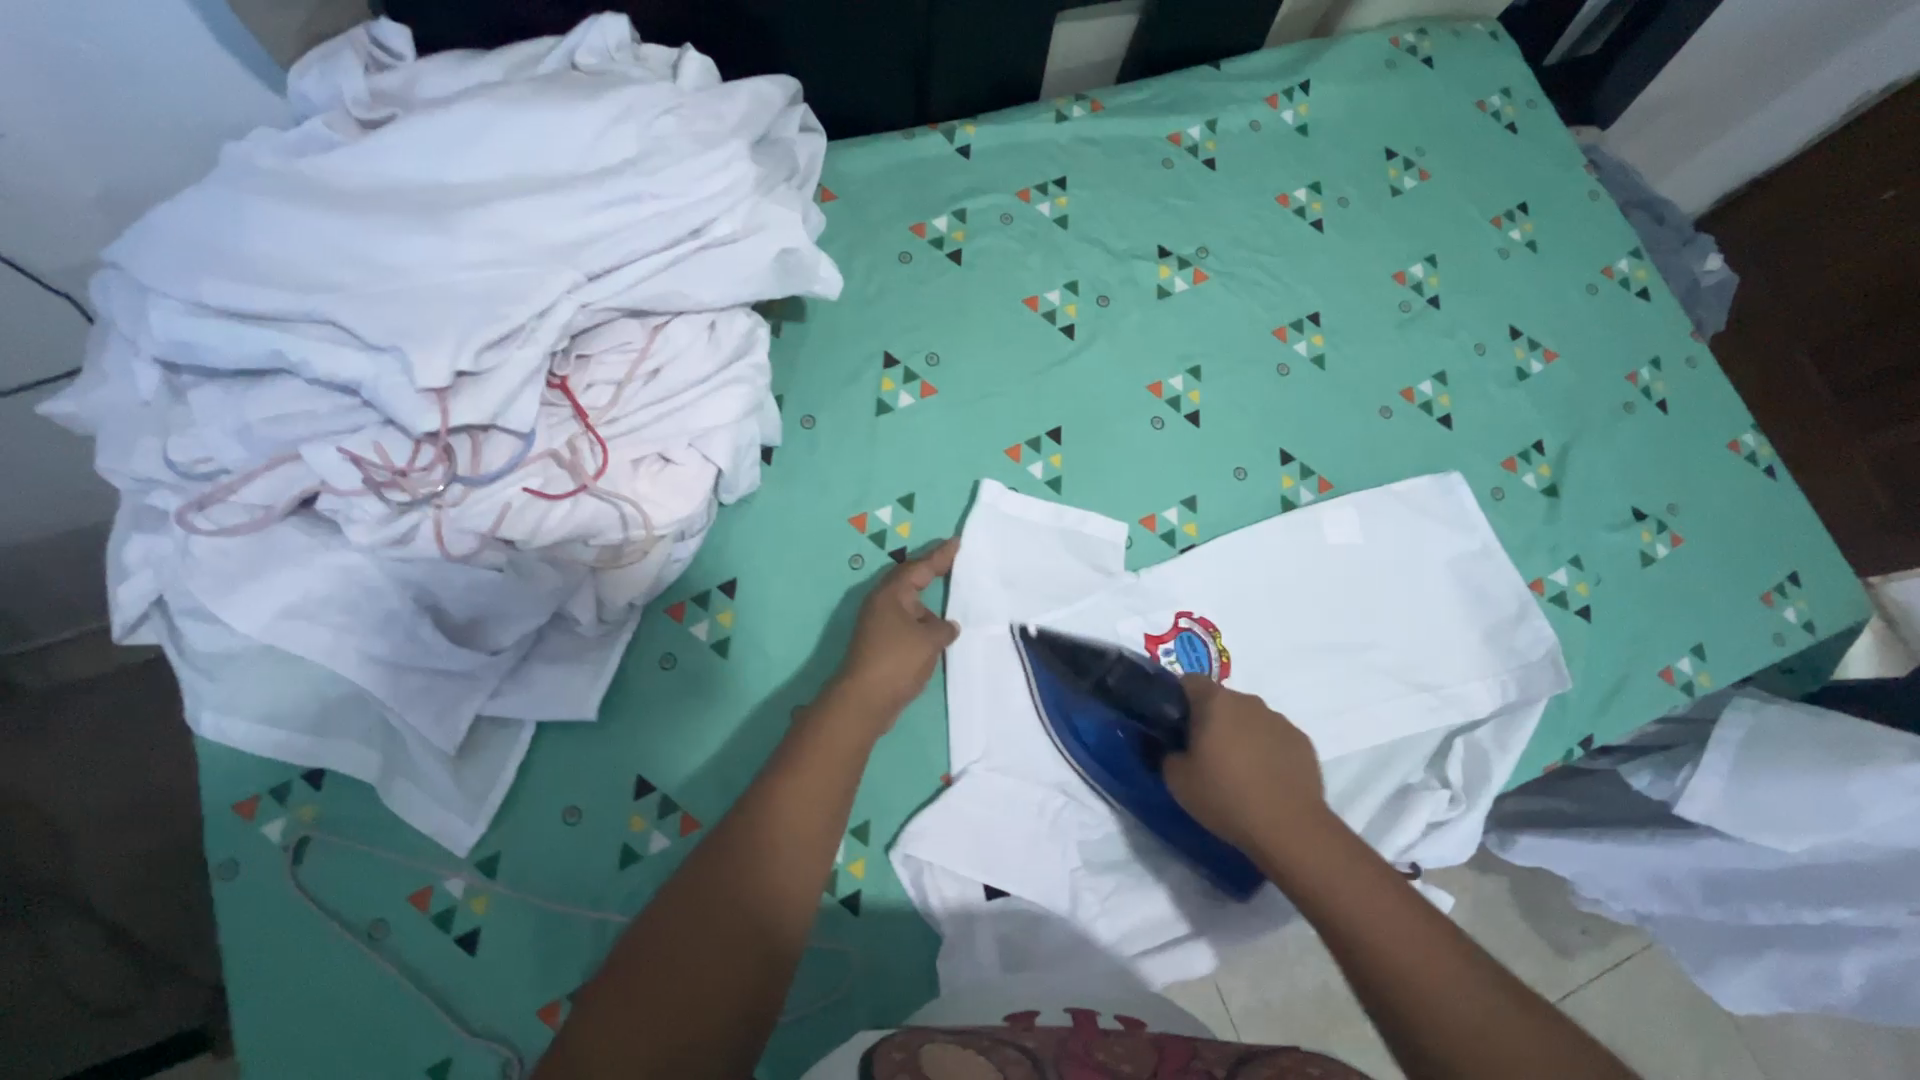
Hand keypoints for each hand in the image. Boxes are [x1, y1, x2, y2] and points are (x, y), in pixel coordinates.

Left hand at [820, 539, 961, 730]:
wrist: (864, 700)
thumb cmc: (896, 662)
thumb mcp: (929, 641)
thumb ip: (944, 629)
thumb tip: (947, 627)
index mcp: (891, 594)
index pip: (920, 567)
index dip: (940, 555)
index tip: (956, 542)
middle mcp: (882, 604)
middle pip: (909, 581)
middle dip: (930, 571)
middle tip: (952, 561)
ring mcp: (879, 624)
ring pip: (909, 605)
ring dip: (928, 604)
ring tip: (951, 602)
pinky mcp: (881, 644)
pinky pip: (908, 624)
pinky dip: (924, 623)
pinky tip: (939, 632)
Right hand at [1164, 675, 1328, 854]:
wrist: (1288, 827)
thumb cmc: (1225, 796)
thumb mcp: (1177, 780)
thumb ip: (1168, 754)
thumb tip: (1176, 749)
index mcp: (1215, 702)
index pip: (1189, 681)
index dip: (1178, 699)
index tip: (1175, 726)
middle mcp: (1249, 702)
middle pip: (1222, 701)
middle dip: (1210, 720)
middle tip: (1204, 755)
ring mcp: (1280, 720)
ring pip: (1250, 719)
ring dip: (1241, 735)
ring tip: (1238, 772)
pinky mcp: (1302, 742)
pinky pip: (1275, 738)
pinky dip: (1267, 751)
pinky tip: (1265, 780)